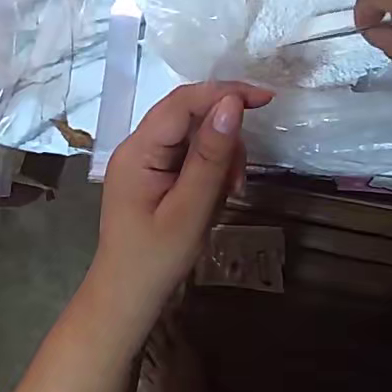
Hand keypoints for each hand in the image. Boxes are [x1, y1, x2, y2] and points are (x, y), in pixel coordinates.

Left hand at [91, 82, 273, 311]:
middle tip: (241, 174)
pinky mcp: (155, 173)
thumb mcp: (190, 209)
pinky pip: (190, 155)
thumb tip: (232, 104)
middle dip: (224, 134)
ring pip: (194, 134)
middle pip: (189, 115)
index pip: (183, 102)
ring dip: (221, 155)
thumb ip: (211, 155)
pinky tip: (218, 195)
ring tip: (229, 193)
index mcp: (138, 150)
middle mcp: (138, 146)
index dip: (224, 93)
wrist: (127, 298)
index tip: (265, 99)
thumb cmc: (156, 259)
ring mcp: (145, 160)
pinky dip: (211, 169)